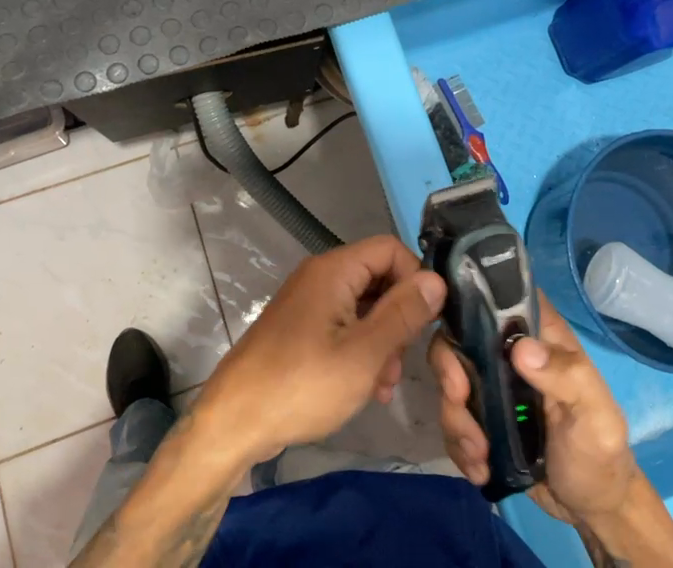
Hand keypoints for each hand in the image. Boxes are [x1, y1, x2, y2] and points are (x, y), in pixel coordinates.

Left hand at [194, 234, 446, 467]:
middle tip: (403, 361)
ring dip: (383, 341)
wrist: (235, 422)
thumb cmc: (302, 385)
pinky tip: (368, 387)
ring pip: (363, 307)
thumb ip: (403, 313)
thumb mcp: (364, 353)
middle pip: (378, 277)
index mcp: (333, 270)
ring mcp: (308, 303)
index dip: (416, 279)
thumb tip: (437, 279)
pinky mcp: (301, 329)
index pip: (391, 249)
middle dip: (399, 316)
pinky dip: (361, 350)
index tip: (428, 320)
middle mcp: (320, 277)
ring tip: (384, 384)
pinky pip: (344, 326)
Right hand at [430, 292, 643, 525]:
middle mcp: (510, 355)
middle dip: (450, 373)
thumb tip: (521, 349)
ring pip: (450, 382)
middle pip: (459, 340)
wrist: (591, 509)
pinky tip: (480, 469)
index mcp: (541, 338)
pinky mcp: (482, 419)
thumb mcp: (595, 417)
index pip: (500, 298)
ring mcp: (493, 388)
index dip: (470, 304)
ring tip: (479, 455)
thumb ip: (567, 378)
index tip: (460, 340)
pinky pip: (452, 420)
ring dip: (455, 420)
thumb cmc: (600, 453)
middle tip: (460, 401)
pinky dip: (458, 445)